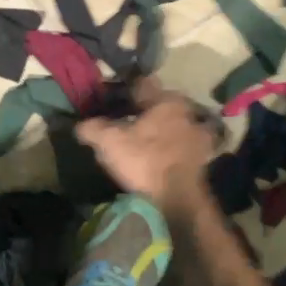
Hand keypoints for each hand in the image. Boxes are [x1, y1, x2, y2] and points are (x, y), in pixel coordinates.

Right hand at [77, 80, 217, 209]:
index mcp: (167, 100)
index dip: (123, 92)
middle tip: (125, 123)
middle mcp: (188, 112)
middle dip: (145, 112)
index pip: (142, 85)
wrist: (179, 201)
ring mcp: (200, 137)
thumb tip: (80, 126)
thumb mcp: (109, 142)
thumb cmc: (144, 161)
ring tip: (144, 143)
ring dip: (162, 131)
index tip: (110, 102)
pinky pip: (185, 148)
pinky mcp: (204, 160)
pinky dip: (174, 151)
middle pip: (160, 106)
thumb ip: (92, 128)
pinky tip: (161, 160)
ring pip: (175, 126)